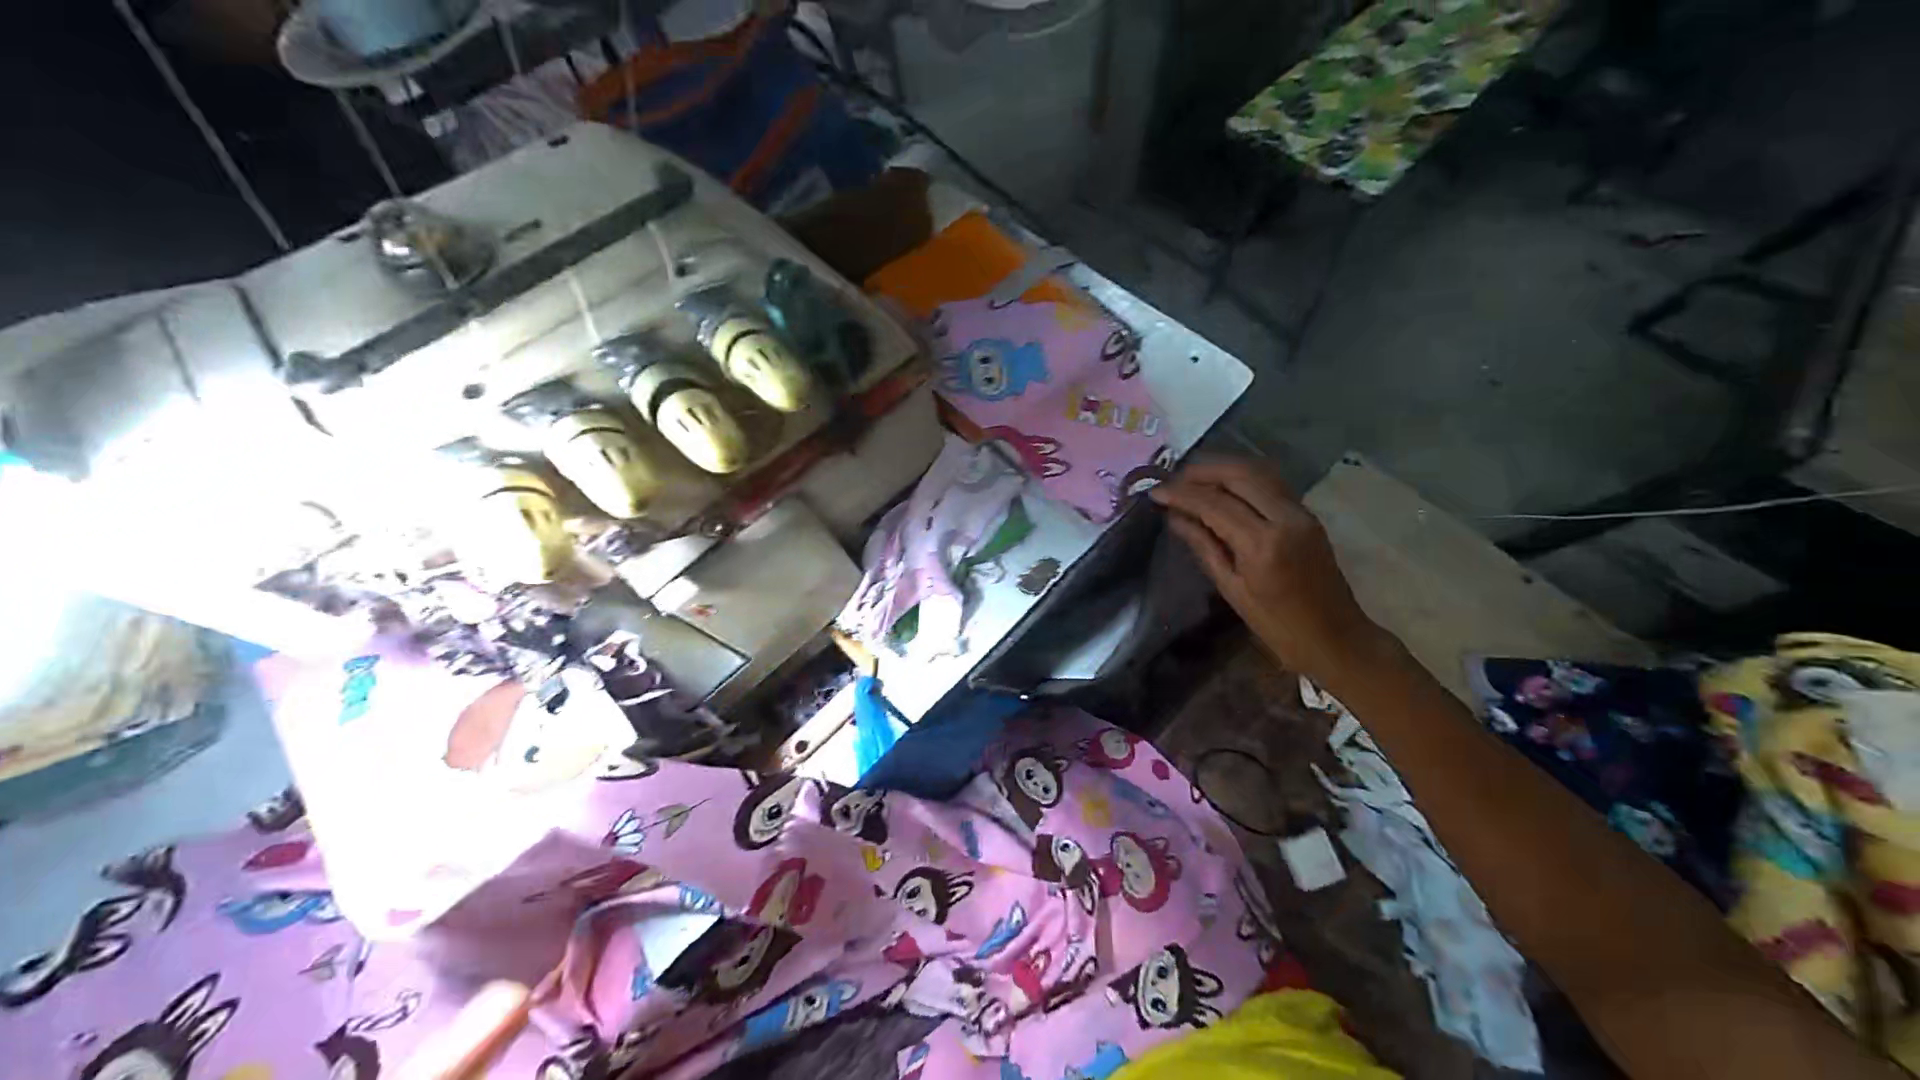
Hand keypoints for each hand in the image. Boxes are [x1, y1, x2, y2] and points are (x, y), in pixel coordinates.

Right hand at [1149, 459, 1386, 684]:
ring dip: (1223, 469)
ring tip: (1193, 479)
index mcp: (1263, 544)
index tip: (1155, 492)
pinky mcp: (1308, 515)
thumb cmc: (1278, 626)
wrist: (1336, 637)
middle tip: (1172, 479)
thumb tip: (1175, 517)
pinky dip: (1243, 478)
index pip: (1215, 504)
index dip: (1181, 494)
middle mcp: (1285, 518)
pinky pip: (1271, 484)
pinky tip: (1223, 488)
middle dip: (1202, 471)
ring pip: (1258, 473)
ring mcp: (1301, 513)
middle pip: (1239, 475)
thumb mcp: (1232, 589)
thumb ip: (1204, 546)